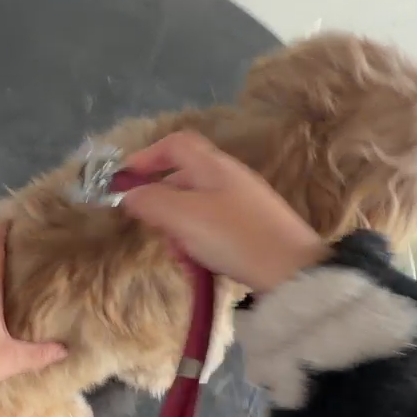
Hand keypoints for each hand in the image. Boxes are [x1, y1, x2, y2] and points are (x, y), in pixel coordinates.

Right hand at [118, 131, 327, 291]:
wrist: (292, 272)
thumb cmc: (235, 237)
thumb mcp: (184, 217)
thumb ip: (150, 201)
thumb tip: (127, 195)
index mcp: (213, 167)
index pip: (175, 144)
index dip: (146, 157)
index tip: (124, 182)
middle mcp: (228, 178)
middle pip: (180, 179)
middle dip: (161, 205)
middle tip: (156, 230)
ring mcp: (241, 204)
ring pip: (192, 209)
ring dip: (179, 231)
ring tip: (183, 255)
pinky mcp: (249, 229)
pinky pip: (209, 229)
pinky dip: (197, 243)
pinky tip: (200, 264)